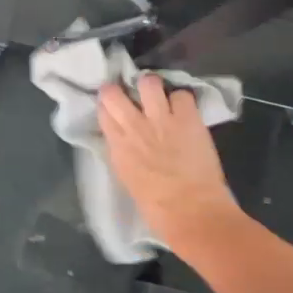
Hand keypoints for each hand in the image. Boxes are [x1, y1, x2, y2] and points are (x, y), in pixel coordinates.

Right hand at [98, 75, 245, 259]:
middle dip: (121, 90)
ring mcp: (161, 119)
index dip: (108, 106)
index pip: (102, 111)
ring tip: (160, 96)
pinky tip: (185, 111)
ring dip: (153, 87)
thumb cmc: (155, 206)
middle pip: (114, 92)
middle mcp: (134, 126)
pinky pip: (182, 94)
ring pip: (149, 82)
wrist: (189, 210)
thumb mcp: (127, 176)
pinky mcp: (188, 118)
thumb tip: (126, 141)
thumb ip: (124, 152)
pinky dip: (183, 101)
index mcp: (116, 145)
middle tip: (132, 95)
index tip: (114, 107)